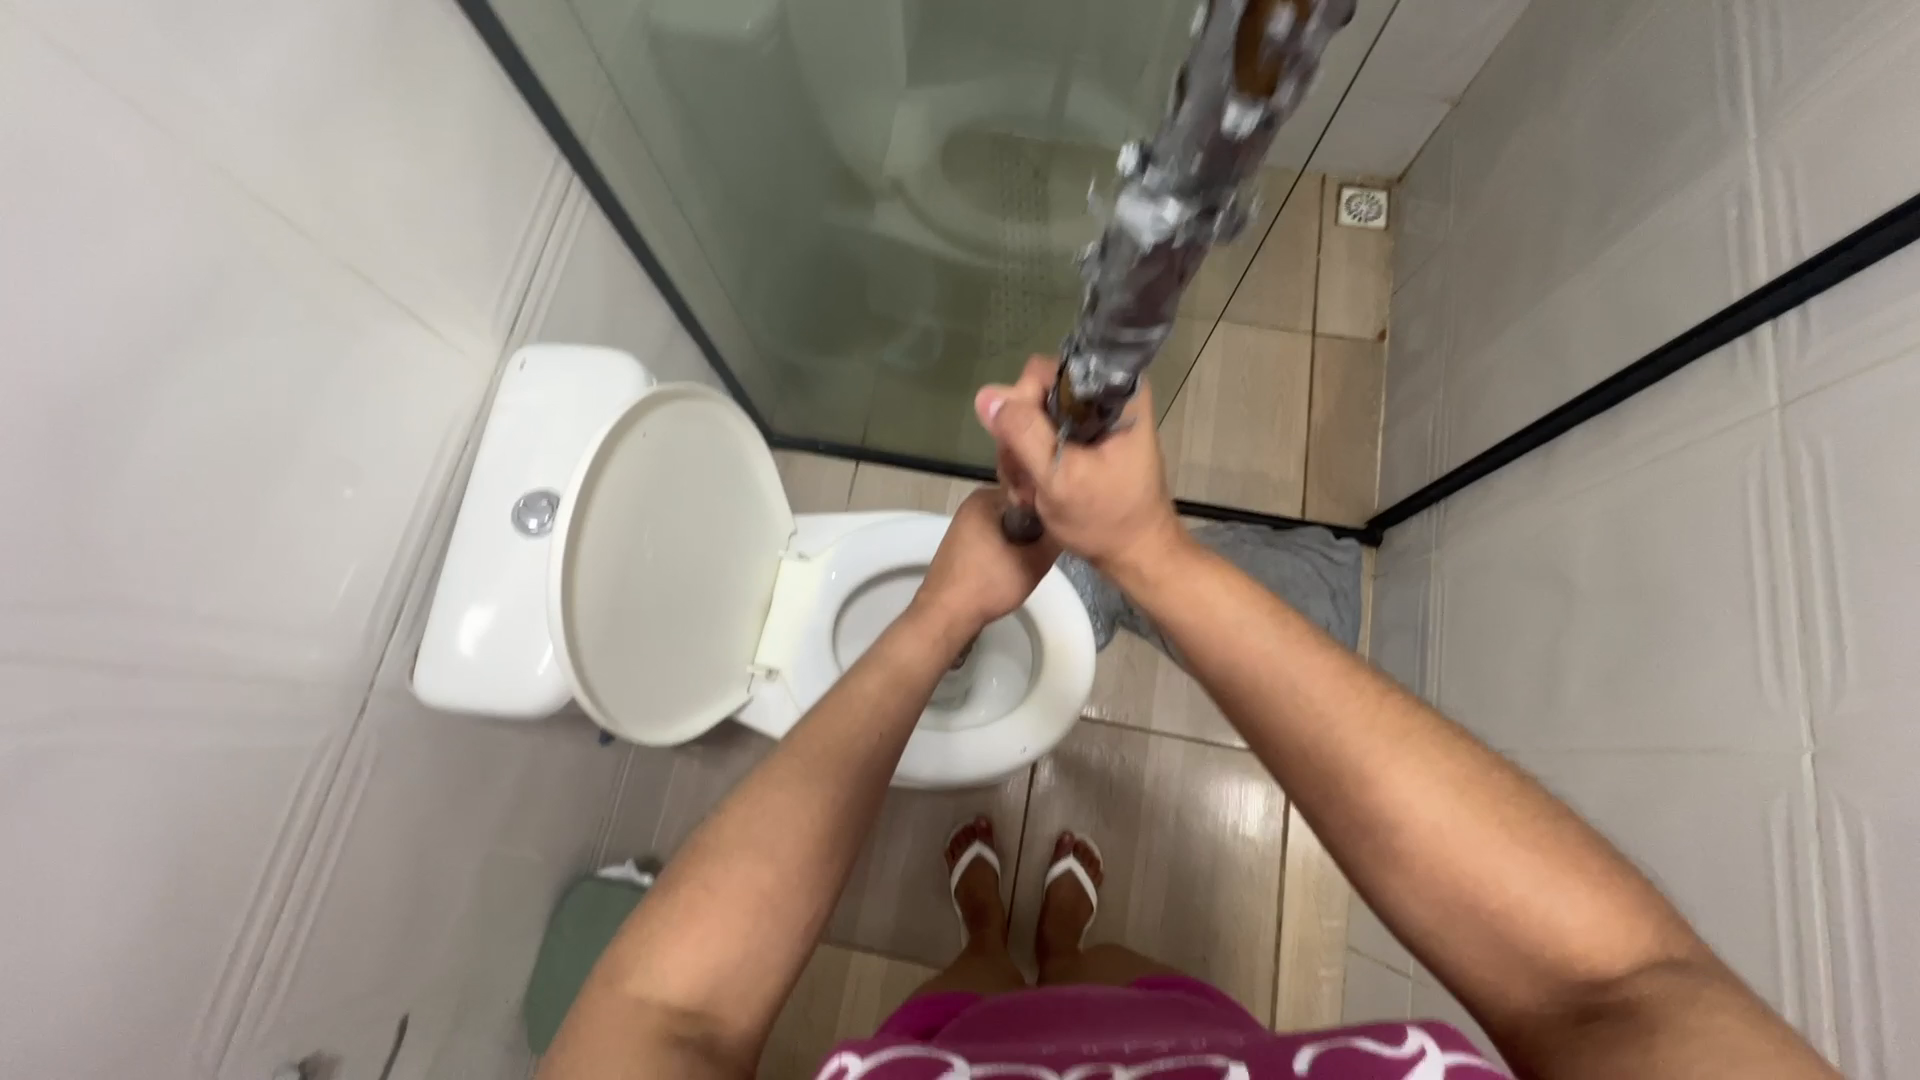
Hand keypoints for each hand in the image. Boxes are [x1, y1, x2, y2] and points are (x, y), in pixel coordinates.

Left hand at [912, 488, 1061, 638]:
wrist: (944, 615)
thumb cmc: (987, 585)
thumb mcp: (1033, 564)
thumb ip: (1055, 539)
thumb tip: (1067, 524)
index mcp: (986, 498)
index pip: (1032, 492)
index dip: (1050, 510)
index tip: (1062, 530)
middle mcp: (973, 503)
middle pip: (1020, 508)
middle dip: (1035, 527)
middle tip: (1047, 549)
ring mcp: (964, 522)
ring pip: (1007, 524)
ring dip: (1022, 539)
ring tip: (1032, 558)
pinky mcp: (962, 541)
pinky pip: (994, 535)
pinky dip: (1006, 547)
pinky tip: (1013, 565)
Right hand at [974, 356, 1190, 579]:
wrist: (1135, 555)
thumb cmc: (1107, 520)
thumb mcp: (1060, 478)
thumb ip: (1023, 433)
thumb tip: (987, 396)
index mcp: (1113, 394)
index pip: (1044, 374)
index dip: (1023, 407)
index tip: (1025, 447)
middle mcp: (1102, 398)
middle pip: (1032, 398)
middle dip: (1019, 440)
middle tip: (1027, 481)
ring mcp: (1089, 422)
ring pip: (1029, 422)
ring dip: (1021, 460)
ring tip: (1033, 494)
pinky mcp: (1081, 442)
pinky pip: (1039, 440)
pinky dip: (1030, 467)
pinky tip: (1036, 494)